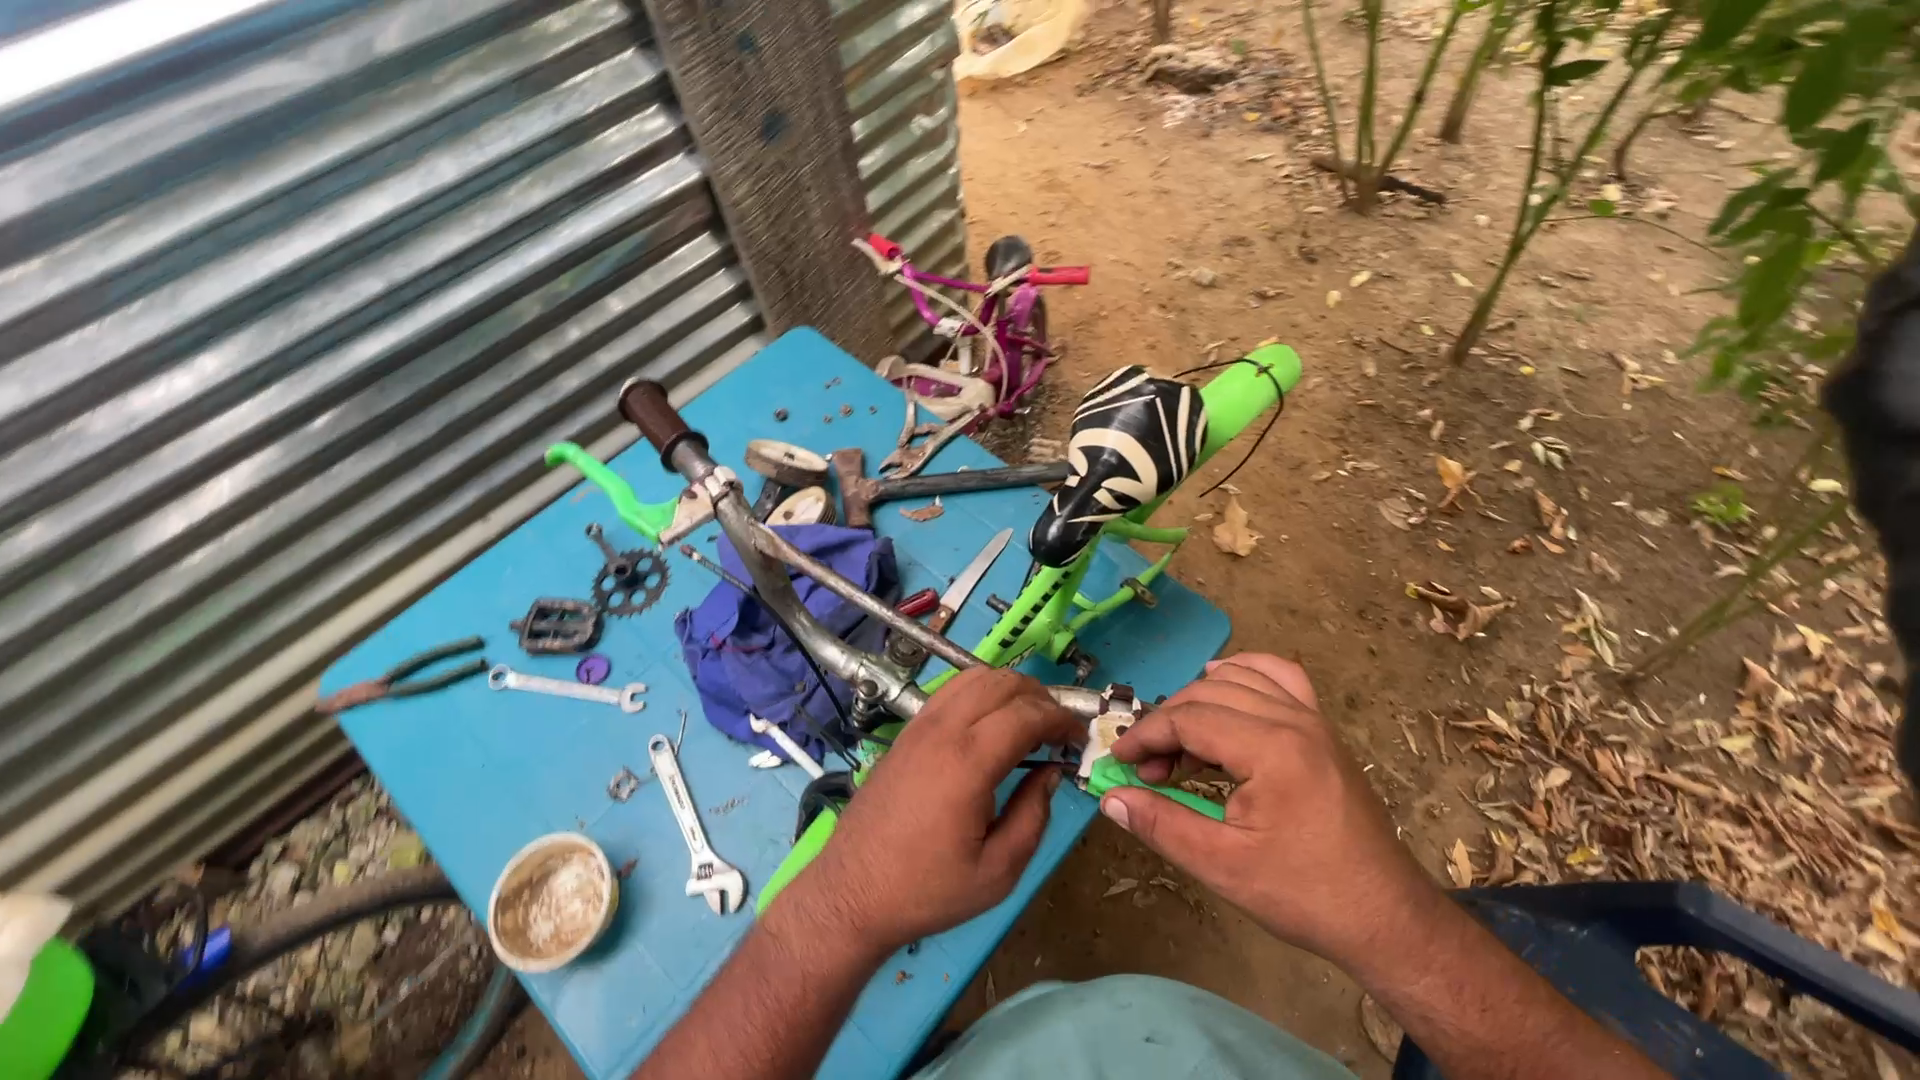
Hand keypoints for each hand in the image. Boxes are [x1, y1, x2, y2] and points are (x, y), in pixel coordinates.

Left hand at [784, 668, 1080, 952]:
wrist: (852, 893)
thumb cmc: (927, 890)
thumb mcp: (997, 872)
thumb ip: (1034, 816)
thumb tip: (1051, 772)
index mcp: (967, 763)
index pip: (1026, 714)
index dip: (1060, 720)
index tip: (1078, 741)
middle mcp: (941, 731)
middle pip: (1002, 683)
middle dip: (1040, 698)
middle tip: (1058, 732)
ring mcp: (918, 727)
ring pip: (973, 678)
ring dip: (1010, 689)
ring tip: (1028, 724)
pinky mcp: (904, 733)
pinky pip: (949, 692)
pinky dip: (980, 693)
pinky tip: (990, 726)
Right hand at [1100, 653, 1438, 970]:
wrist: (1385, 917)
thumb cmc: (1304, 894)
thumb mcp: (1223, 866)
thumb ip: (1162, 824)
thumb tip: (1111, 798)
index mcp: (1271, 749)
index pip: (1189, 719)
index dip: (1146, 736)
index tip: (1118, 762)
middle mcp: (1294, 720)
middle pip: (1209, 693)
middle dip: (1167, 722)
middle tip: (1147, 768)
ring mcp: (1314, 721)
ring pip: (1242, 678)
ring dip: (1199, 700)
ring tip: (1178, 743)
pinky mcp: (1324, 732)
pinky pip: (1280, 679)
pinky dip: (1245, 676)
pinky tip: (1224, 688)